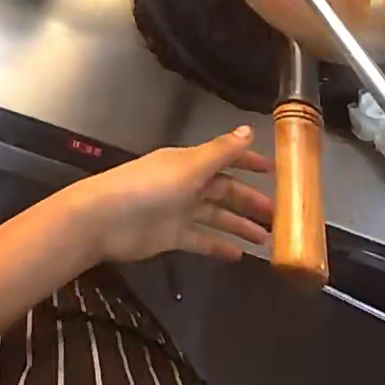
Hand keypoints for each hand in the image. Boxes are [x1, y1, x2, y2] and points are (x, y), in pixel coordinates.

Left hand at [64, 127, 274, 263]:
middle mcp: (186, 184)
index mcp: (189, 162)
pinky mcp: (171, 236)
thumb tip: (248, 129)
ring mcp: (178, 211)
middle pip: (224, 190)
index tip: (274, 170)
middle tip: (280, 215)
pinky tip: (239, 255)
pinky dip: (219, 246)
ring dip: (240, 225)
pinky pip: (201, 240)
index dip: (248, 162)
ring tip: (267, 238)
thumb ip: (220, 151)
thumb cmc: (148, 187)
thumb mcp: (188, 166)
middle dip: (250, 200)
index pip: (225, 158)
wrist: (105, 219)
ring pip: (216, 216)